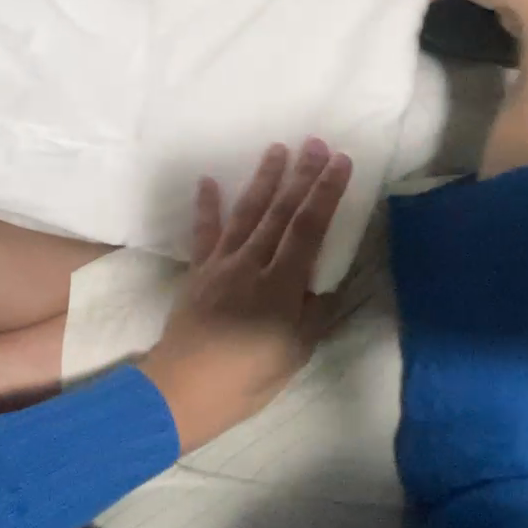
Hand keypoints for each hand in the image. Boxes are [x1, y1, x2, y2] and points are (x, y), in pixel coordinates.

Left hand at [138, 139, 350, 452]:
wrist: (186, 384)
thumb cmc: (249, 377)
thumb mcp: (296, 351)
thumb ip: (313, 312)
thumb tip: (324, 280)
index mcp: (282, 285)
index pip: (309, 229)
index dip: (326, 193)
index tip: (341, 162)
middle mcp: (251, 264)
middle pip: (280, 212)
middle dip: (301, 176)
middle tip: (315, 142)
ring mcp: (221, 263)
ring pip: (246, 213)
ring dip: (263, 180)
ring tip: (277, 149)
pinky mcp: (198, 269)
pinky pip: (204, 232)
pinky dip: (207, 205)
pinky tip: (207, 180)